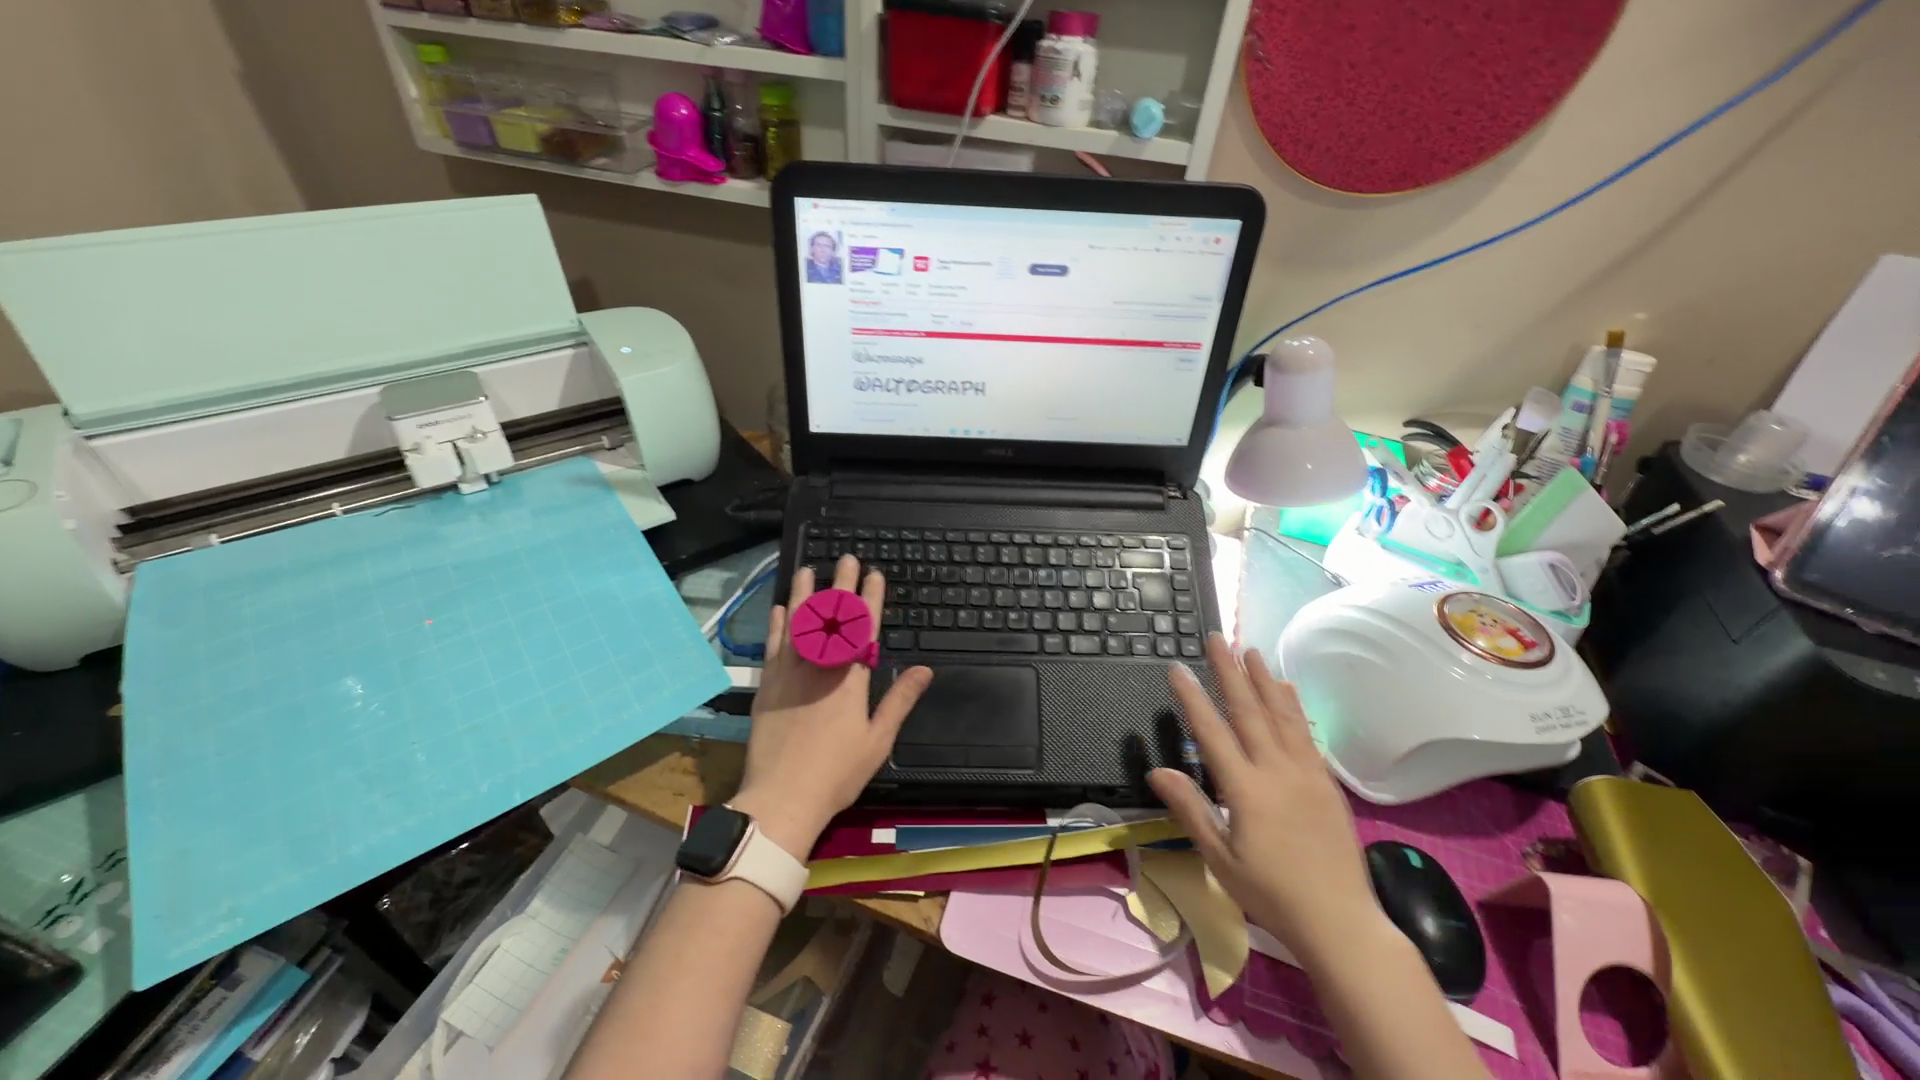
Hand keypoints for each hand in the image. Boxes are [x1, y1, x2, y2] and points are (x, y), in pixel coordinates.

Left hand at [732, 554, 933, 860]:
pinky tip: (780, 609)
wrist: (782, 797)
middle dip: (841, 586)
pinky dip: (778, 625)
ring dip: (804, 594)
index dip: (870, 599)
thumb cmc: (837, 773)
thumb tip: (925, 669)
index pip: (864, 629)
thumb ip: (899, 700)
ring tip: (808, 570)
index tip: (874, 574)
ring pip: (797, 624)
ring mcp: (788, 674)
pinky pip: (773, 646)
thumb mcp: (877, 740)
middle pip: (831, 618)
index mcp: (850, 679)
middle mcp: (819, 667)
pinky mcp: (766, 686)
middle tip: (846, 559)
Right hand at [1147, 634, 1380, 960]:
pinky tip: (1286, 690)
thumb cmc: (1270, 892)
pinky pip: (1306, 732)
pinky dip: (1293, 705)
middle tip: (1217, 638)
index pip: (1211, 732)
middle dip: (1230, 671)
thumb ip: (1189, 809)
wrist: (1338, 918)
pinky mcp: (1326, 782)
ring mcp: (1306, 773)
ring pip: (1281, 714)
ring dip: (1263, 679)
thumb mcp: (1219, 857)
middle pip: (1249, 710)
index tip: (1177, 668)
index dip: (1192, 697)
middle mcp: (1277, 770)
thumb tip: (1156, 770)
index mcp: (1246, 789)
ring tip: (1250, 650)